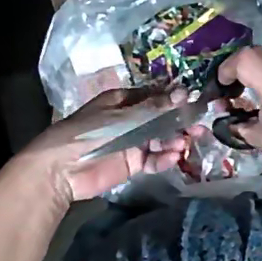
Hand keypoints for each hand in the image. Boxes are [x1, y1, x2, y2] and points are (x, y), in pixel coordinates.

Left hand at [20, 87, 192, 202]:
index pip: (155, 97)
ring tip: (188, 143)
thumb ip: (154, 107)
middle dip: (180, 123)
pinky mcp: (132, 164)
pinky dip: (164, 159)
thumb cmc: (89, 132)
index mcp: (124, 101)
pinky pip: (153, 160)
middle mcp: (131, 119)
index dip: (175, 100)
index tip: (195, 103)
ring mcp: (132, 142)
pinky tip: (174, 157)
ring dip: (175, 141)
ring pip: (161, 139)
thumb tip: (184, 92)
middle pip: (162, 119)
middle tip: (200, 127)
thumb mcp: (122, 116)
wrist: (62, 168)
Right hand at [216, 47, 261, 174]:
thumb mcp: (258, 138)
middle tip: (231, 86)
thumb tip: (224, 114)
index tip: (223, 86)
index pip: (244, 59)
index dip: (227, 68)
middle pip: (255, 52)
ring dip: (254, 67)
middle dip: (237, 66)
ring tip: (249, 89)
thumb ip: (237, 122)